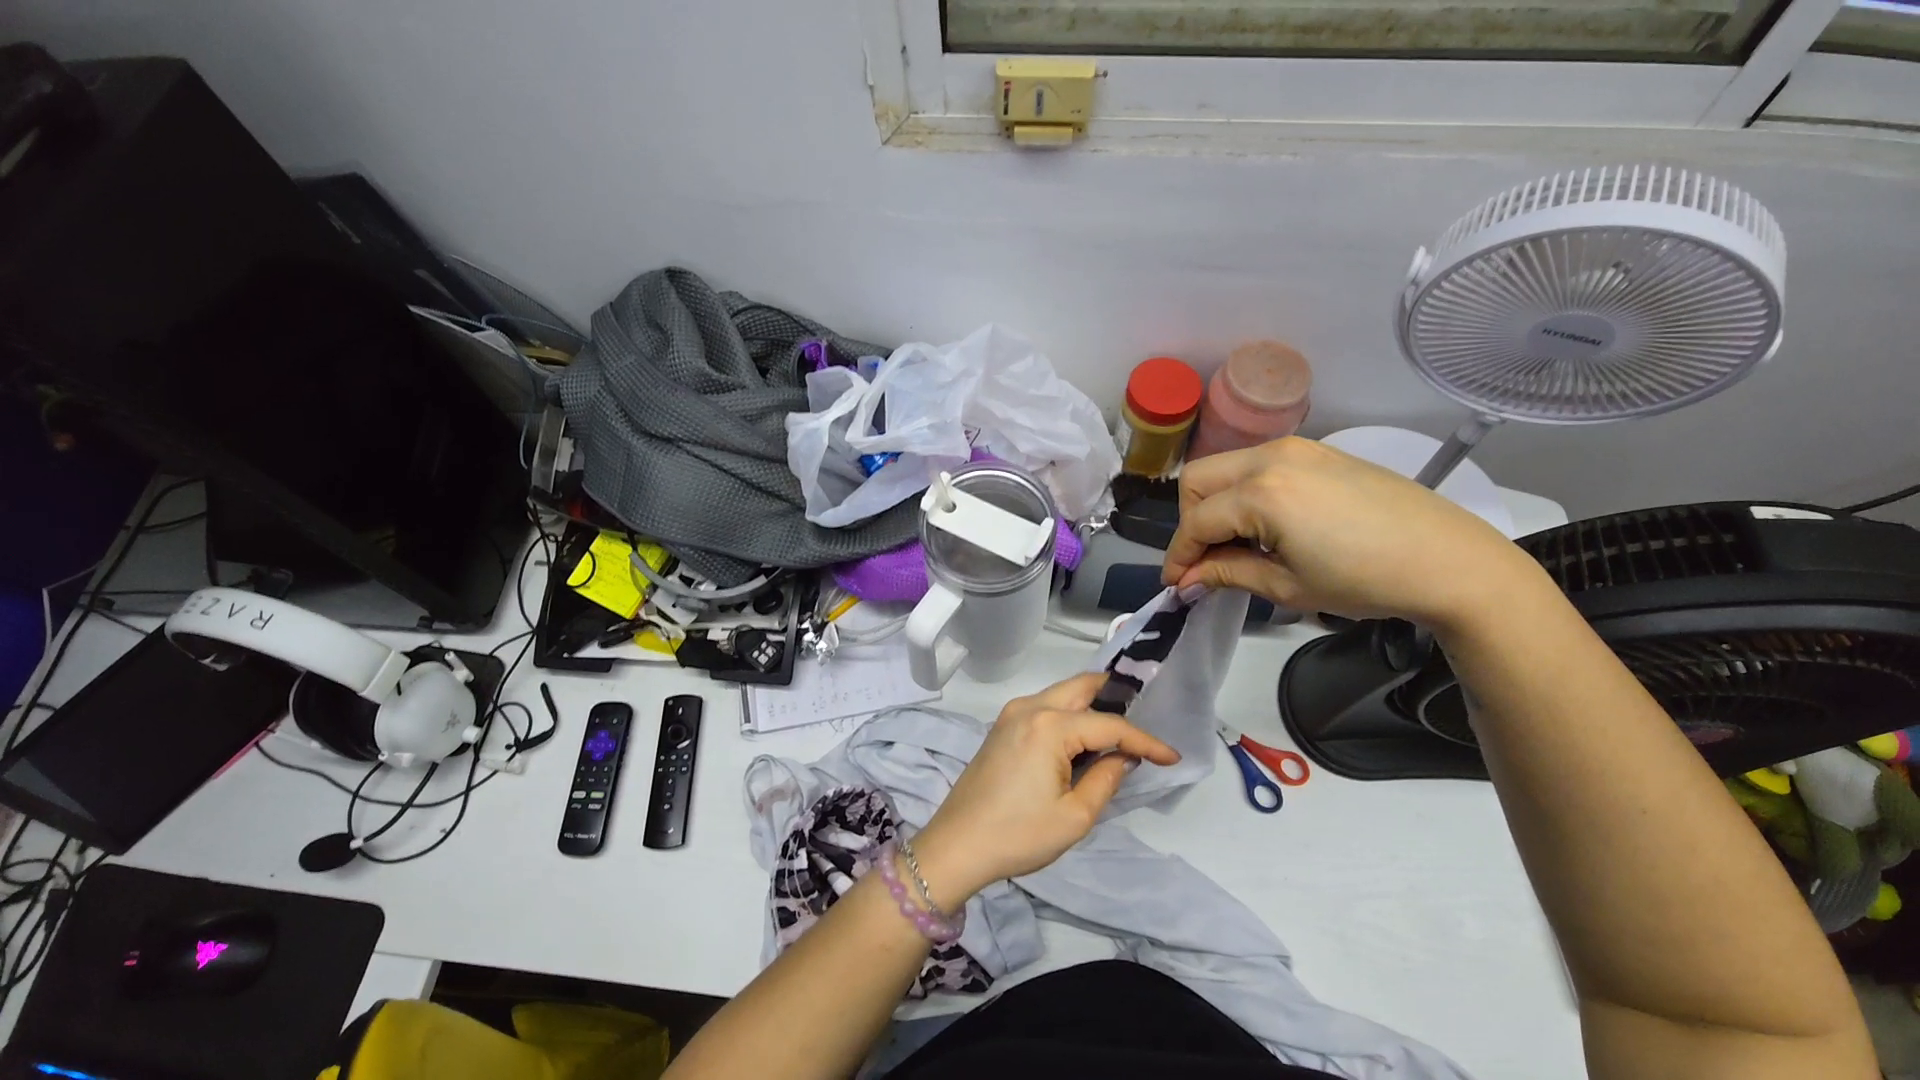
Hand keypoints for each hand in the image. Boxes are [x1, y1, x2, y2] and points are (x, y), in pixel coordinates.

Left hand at [910, 673, 1179, 905]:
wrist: (956, 847)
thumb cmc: (1018, 835)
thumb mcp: (1075, 816)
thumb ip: (1107, 779)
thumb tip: (1122, 757)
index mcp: (1050, 726)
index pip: (1110, 725)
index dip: (1144, 741)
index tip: (1172, 757)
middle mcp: (1030, 707)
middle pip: (1082, 687)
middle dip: (1117, 696)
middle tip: (1147, 714)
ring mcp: (1011, 715)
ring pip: (1062, 694)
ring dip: (1092, 705)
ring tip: (1120, 730)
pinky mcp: (1002, 728)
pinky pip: (1045, 708)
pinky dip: (1070, 714)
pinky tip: (1086, 738)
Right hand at [1162, 437, 1548, 632]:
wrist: (1447, 559)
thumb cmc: (1365, 580)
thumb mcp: (1287, 587)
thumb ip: (1228, 574)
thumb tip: (1187, 580)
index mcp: (1262, 493)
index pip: (1196, 522)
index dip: (1180, 557)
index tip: (1176, 586)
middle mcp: (1272, 457)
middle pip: (1198, 480)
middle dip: (1191, 521)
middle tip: (1207, 561)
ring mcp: (1298, 448)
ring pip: (1227, 467)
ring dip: (1218, 504)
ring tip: (1240, 545)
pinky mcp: (1319, 451)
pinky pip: (1259, 464)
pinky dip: (1247, 491)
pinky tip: (1270, 526)